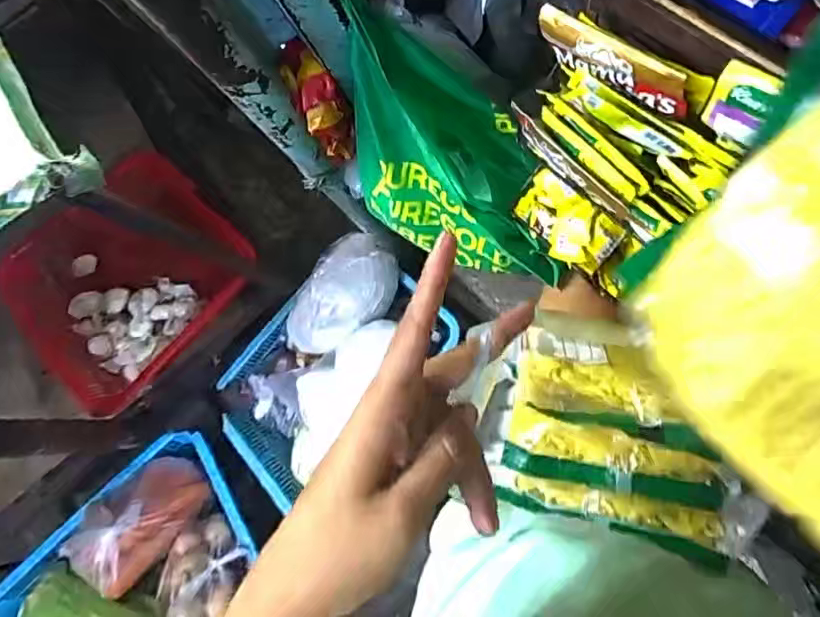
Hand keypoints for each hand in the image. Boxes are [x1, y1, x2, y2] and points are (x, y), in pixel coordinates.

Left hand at [228, 232, 534, 616]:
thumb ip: (441, 457)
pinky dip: (461, 484)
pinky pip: (443, 456)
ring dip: (473, 467)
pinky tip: (477, 520)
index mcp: (384, 407)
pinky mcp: (400, 462)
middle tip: (532, 313)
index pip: (413, 330)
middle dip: (491, 353)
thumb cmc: (336, 556)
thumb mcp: (399, 514)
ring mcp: (398, 437)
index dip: (433, 282)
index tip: (448, 239)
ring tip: (484, 517)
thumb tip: (468, 413)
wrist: (287, 610)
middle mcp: (395, 411)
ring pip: (454, 427)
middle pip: (452, 372)